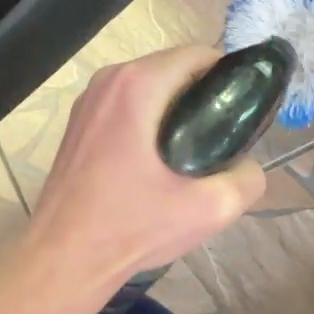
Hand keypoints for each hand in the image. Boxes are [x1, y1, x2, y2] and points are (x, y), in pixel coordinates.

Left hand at [21, 46, 266, 289]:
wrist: (63, 258)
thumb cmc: (131, 227)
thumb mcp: (207, 209)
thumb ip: (245, 180)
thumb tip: (250, 166)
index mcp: (137, 86)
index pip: (197, 55)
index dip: (228, 77)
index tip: (243, 110)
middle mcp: (109, 81)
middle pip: (171, 67)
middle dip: (202, 93)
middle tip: (225, 134)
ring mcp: (88, 100)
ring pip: (147, 86)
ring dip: (175, 106)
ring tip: (197, 148)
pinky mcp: (78, 122)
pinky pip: (126, 104)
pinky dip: (148, 117)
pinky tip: (160, 158)